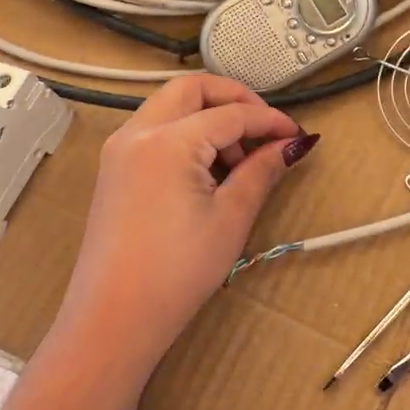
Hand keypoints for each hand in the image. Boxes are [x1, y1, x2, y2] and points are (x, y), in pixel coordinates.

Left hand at [60, 74, 317, 353]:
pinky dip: (187, 134)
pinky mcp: (114, 170)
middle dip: (234, 99)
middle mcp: (137, 133)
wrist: (112, 320)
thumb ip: (262, 170)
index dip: (270, 120)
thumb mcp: (230, 218)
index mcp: (168, 141)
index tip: (296, 136)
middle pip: (192, 89)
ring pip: (171, 106)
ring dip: (209, 116)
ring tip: (238, 161)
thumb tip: (293, 144)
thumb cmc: (177, 271)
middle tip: (264, 129)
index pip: (231, 113)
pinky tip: (209, 172)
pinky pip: (155, 130)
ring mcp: (120, 151)